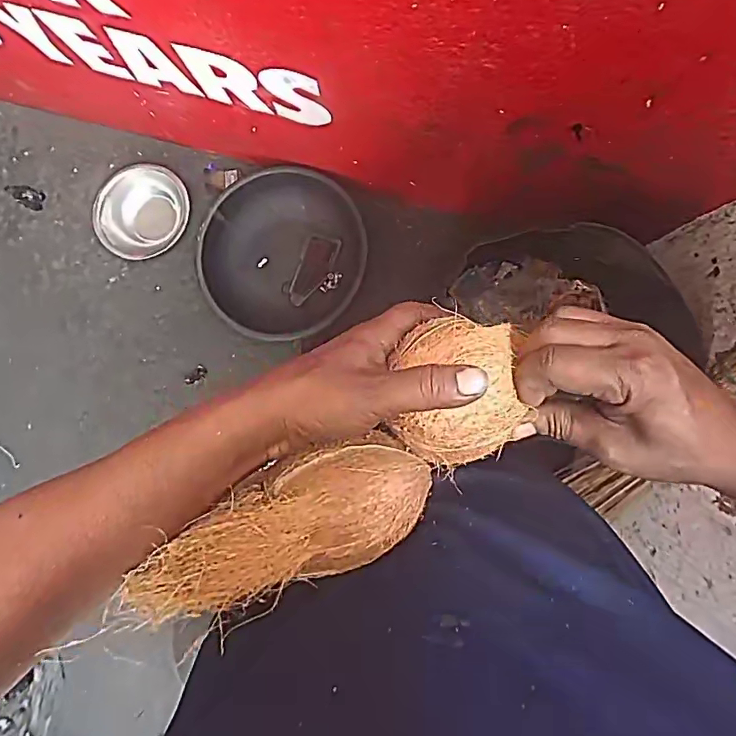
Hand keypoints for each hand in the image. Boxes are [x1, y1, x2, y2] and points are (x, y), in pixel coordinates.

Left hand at [253, 302, 488, 456]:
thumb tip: (473, 378)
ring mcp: (348, 376)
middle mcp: (360, 352)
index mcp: (371, 337)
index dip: (440, 316)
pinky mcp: (339, 400)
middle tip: (459, 366)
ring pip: (391, 369)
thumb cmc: (308, 399)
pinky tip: (404, 421)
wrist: (261, 424)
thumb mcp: (379, 393)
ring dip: (415, 378)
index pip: (412, 312)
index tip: (464, 328)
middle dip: (433, 350)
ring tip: (439, 395)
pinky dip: (397, 403)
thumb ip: (426, 387)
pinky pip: (378, 394)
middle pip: (404, 341)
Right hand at [514, 307, 735, 486]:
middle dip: (526, 363)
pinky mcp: (631, 329)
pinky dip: (559, 339)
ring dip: (540, 346)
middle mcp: (631, 338)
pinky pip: (581, 319)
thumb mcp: (614, 448)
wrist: (724, 438)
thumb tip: (520, 419)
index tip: (525, 408)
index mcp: (631, 370)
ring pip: (561, 316)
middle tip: (526, 396)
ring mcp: (632, 328)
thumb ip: (562, 425)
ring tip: (542, 383)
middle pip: (550, 329)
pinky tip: (562, 369)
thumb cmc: (682, 449)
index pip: (551, 360)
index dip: (526, 385)